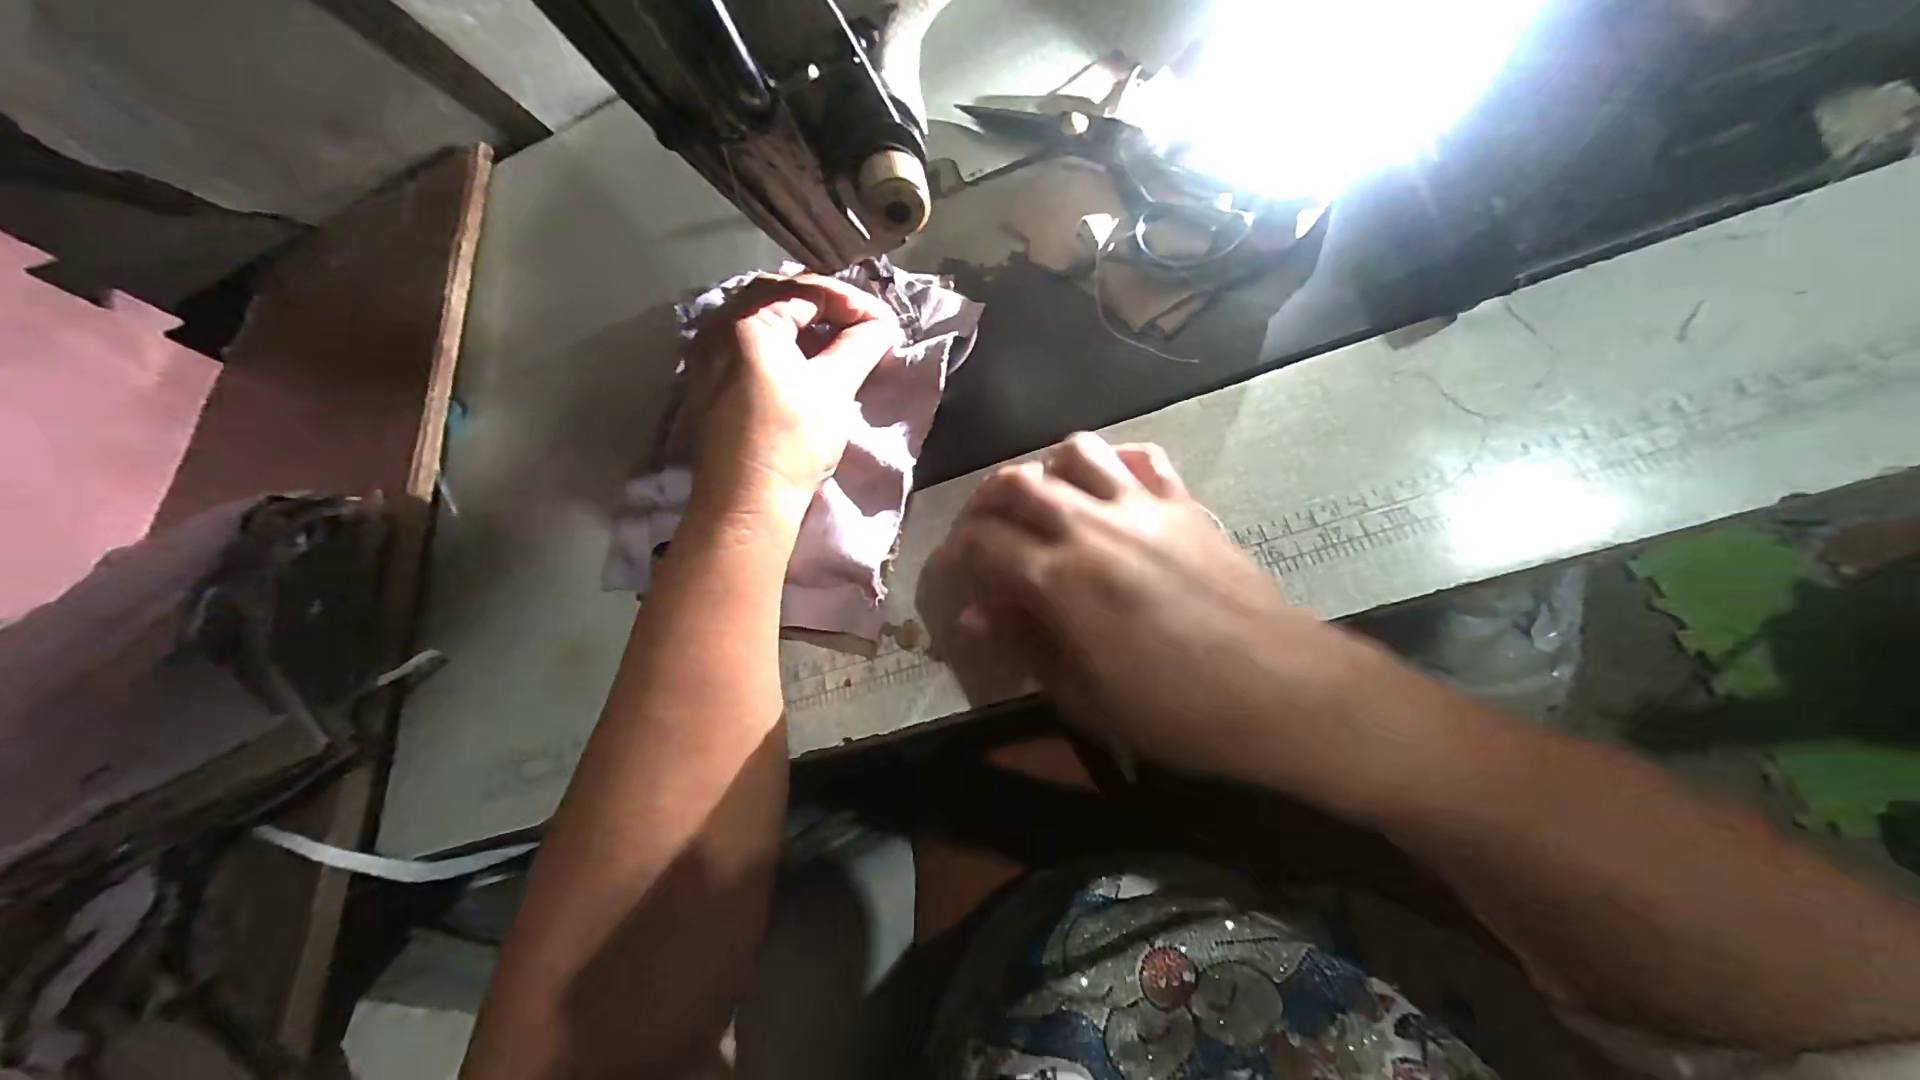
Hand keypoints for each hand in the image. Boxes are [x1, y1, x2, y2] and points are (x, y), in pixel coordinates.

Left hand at [686, 274, 901, 519]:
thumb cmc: (792, 441)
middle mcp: (718, 326)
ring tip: (840, 345)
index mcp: (747, 320)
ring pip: (763, 322)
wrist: (746, 502)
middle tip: (863, 328)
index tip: (885, 324)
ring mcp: (707, 355)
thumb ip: (859, 346)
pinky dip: (782, 346)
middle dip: (827, 309)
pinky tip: (806, 365)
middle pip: (780, 298)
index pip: (807, 290)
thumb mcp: (834, 388)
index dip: (852, 302)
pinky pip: (748, 346)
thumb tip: (881, 325)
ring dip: (805, 327)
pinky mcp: (709, 382)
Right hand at [942, 432, 1391, 790]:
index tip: (950, 574)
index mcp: (1060, 581)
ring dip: (1044, 471)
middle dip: (984, 503)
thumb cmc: (1176, 711)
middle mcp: (1092, 528)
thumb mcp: (1086, 698)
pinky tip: (1106, 488)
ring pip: (1074, 451)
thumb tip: (976, 615)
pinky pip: (1140, 456)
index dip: (954, 556)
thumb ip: (1026, 645)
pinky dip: (1111, 462)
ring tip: (1040, 503)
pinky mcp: (1183, 504)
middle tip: (981, 532)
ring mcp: (1142, 508)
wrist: (1281, 691)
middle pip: (1015, 483)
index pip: (981, 545)